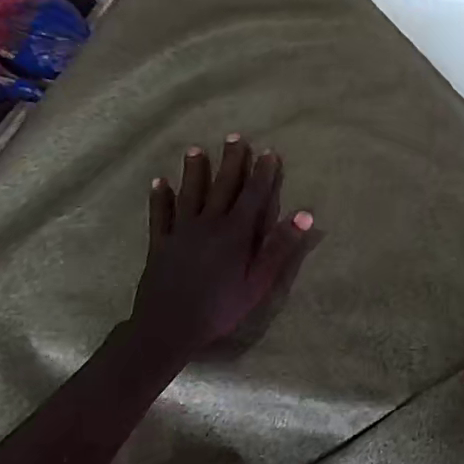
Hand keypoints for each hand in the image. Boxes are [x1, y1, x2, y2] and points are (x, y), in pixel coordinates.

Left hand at [129, 136, 319, 361]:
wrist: (168, 327)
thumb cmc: (220, 308)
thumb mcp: (258, 282)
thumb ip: (279, 247)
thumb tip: (305, 214)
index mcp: (235, 232)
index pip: (253, 195)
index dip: (263, 173)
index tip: (269, 151)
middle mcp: (209, 223)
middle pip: (222, 186)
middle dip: (232, 161)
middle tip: (235, 136)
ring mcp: (181, 231)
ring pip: (190, 193)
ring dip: (194, 170)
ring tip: (196, 149)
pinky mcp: (160, 243)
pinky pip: (160, 215)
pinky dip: (160, 197)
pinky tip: (159, 182)